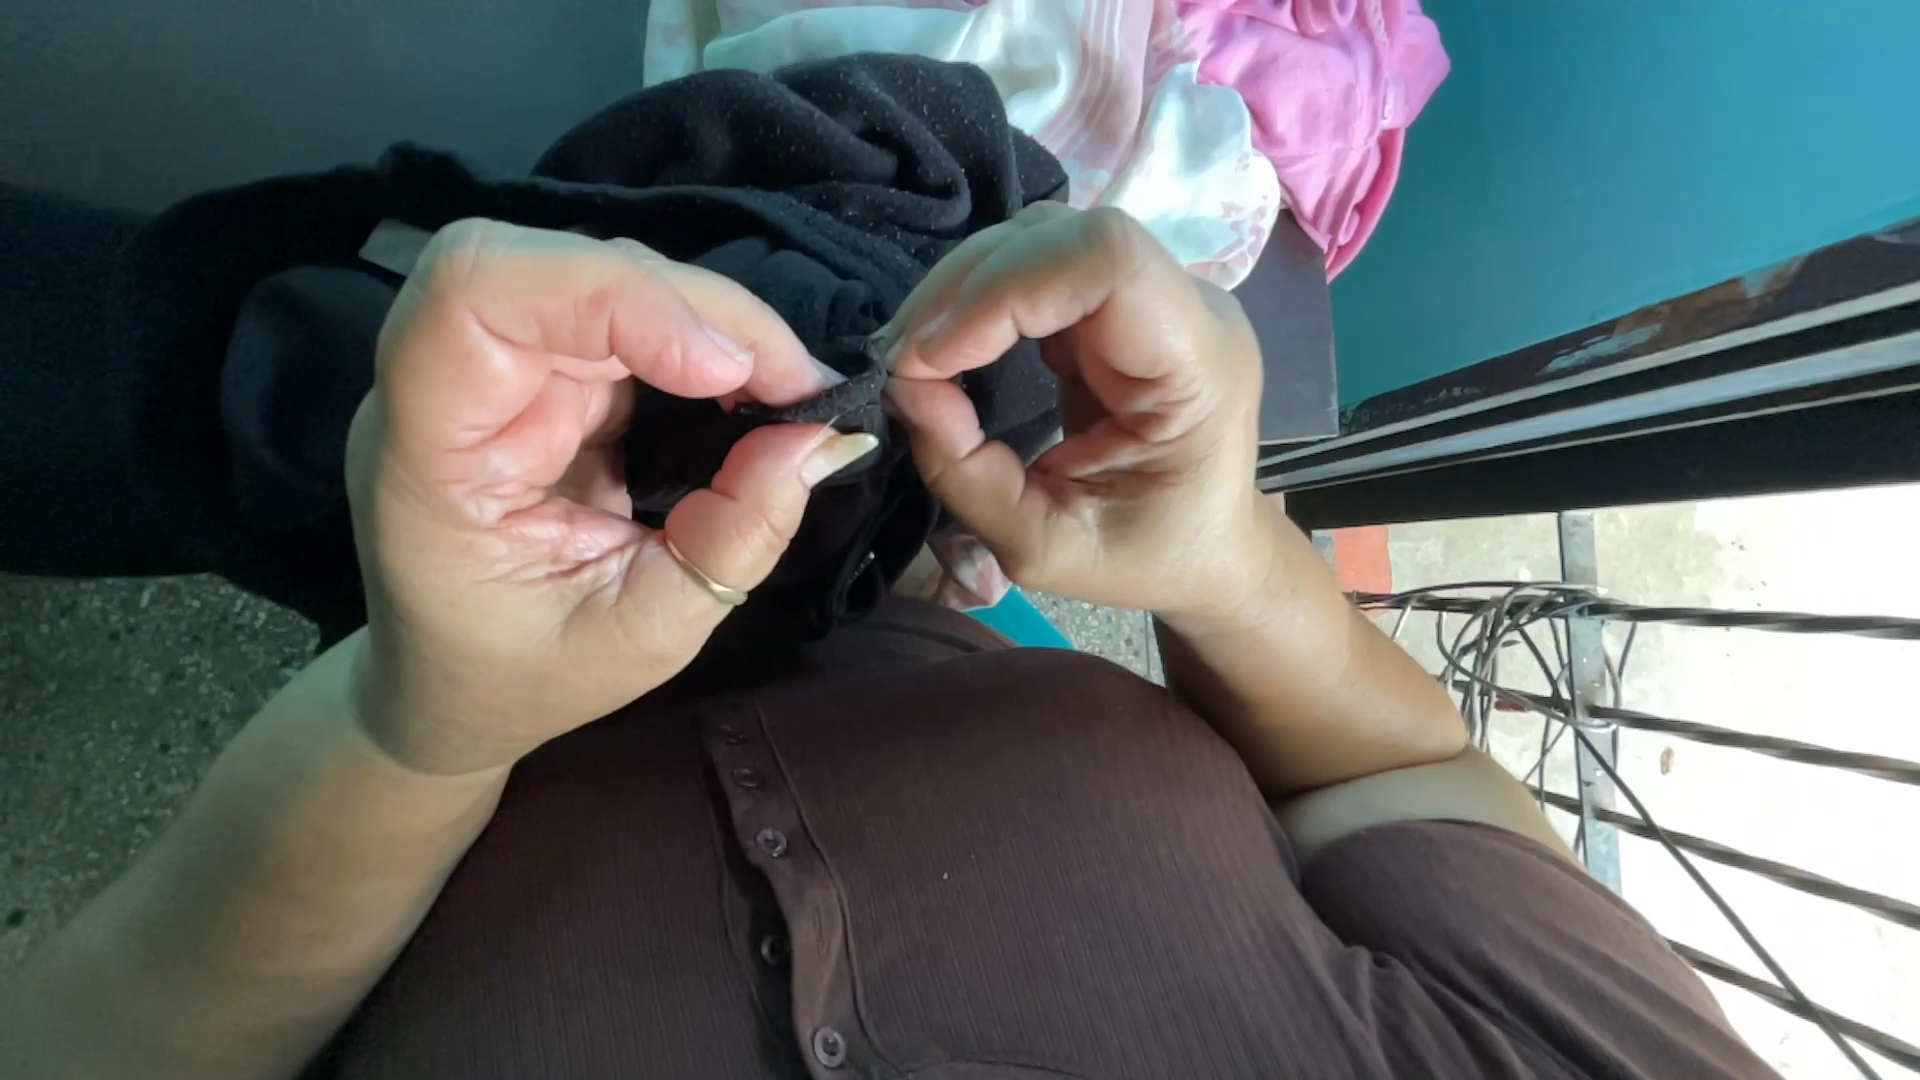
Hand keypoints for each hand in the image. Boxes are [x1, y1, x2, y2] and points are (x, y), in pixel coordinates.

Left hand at [344, 220, 873, 775]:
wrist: (459, 683)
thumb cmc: (531, 676)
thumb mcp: (649, 632)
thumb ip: (735, 539)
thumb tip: (821, 440)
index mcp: (433, 456)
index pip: (479, 296)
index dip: (615, 298)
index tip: (728, 373)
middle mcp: (455, 388)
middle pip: (562, 269)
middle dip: (702, 309)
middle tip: (802, 385)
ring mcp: (503, 374)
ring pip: (605, 278)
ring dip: (715, 318)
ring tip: (789, 387)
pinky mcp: (551, 378)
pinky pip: (632, 319)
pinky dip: (708, 338)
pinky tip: (752, 385)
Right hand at [881, 204, 1277, 618]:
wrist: (1202, 551)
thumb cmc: (1142, 559)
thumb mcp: (1044, 549)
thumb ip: (968, 476)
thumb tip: (900, 386)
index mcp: (1198, 368)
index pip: (1105, 261)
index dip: (1000, 290)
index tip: (926, 360)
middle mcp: (1187, 308)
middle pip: (1060, 238)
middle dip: (962, 292)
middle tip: (901, 364)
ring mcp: (1154, 296)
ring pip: (1040, 241)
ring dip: (961, 291)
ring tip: (916, 357)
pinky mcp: (1117, 306)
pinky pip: (1035, 270)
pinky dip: (975, 302)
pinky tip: (947, 346)